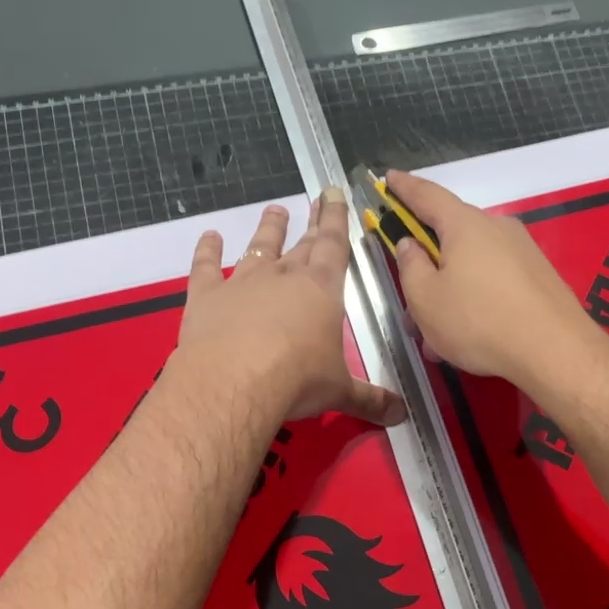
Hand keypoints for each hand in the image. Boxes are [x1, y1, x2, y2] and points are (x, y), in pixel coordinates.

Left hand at [175, 192, 404, 425]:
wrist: (234, 381)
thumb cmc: (297, 380)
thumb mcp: (340, 392)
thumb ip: (370, 400)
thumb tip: (402, 416)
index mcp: (323, 290)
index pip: (334, 246)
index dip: (336, 219)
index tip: (334, 193)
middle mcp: (284, 277)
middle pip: (302, 243)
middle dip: (312, 222)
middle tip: (315, 199)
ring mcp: (243, 283)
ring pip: (258, 248)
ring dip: (267, 230)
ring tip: (274, 210)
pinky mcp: (207, 296)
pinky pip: (206, 267)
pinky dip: (206, 251)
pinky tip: (208, 237)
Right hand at [387, 170, 603, 385]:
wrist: (555, 350)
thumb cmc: (479, 321)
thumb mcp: (426, 300)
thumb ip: (410, 267)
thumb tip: (411, 245)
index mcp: (465, 224)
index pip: (427, 195)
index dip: (404, 188)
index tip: (389, 178)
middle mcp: (496, 229)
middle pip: (450, 240)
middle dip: (426, 271)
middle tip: (409, 308)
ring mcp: (522, 253)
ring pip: (471, 269)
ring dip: (448, 298)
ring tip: (435, 341)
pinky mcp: (538, 279)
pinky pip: (494, 285)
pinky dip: (473, 306)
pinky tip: (466, 342)